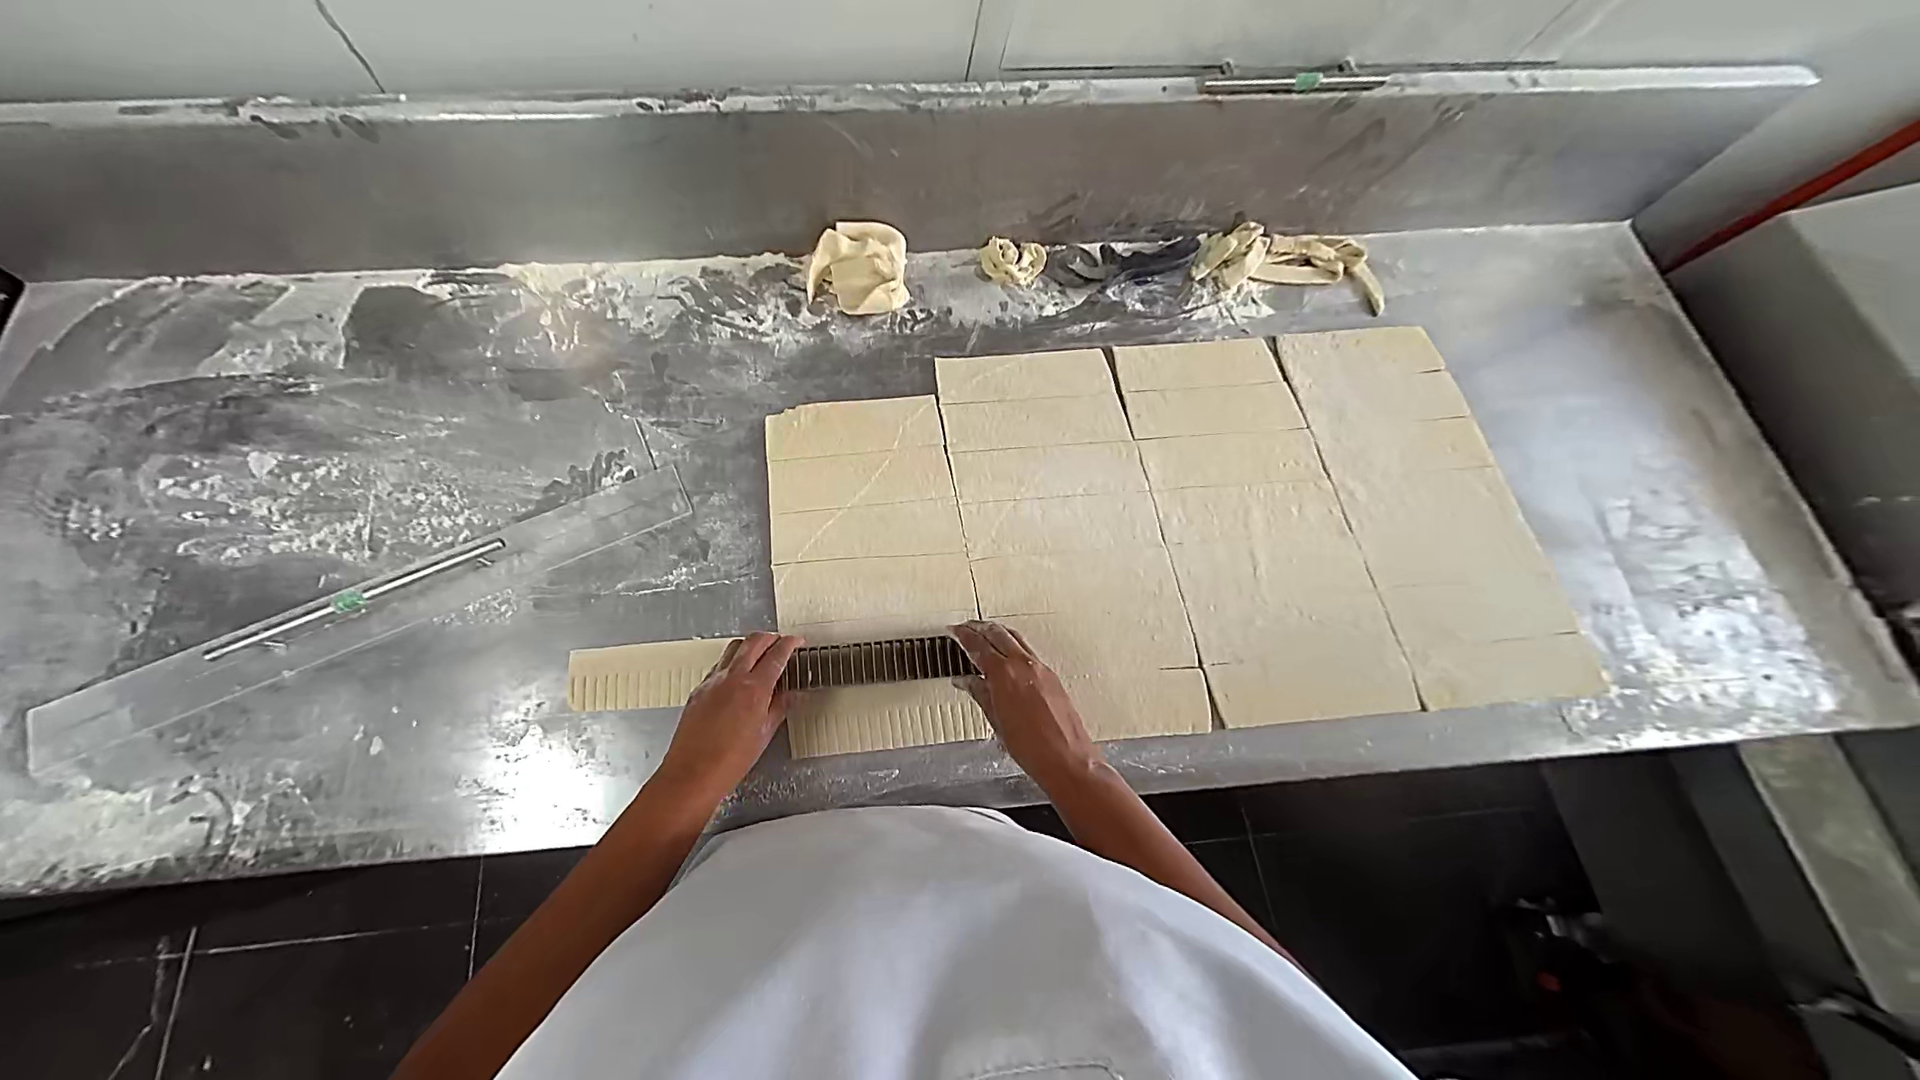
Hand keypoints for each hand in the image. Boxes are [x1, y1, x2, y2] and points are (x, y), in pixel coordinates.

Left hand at [653, 632, 802, 801]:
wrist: (692, 774)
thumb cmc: (729, 761)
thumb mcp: (764, 733)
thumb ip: (780, 707)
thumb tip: (793, 695)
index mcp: (754, 689)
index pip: (776, 655)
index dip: (789, 644)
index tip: (796, 641)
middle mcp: (732, 679)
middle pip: (754, 642)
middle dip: (771, 638)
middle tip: (781, 642)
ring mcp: (712, 682)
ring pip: (734, 648)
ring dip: (750, 645)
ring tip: (761, 654)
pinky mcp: (699, 690)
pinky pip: (719, 665)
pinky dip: (733, 661)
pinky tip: (738, 674)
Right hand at [950, 620, 1107, 788]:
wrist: (1066, 759)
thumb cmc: (1033, 748)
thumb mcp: (996, 721)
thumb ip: (980, 694)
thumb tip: (967, 681)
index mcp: (1004, 674)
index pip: (978, 645)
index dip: (963, 635)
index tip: (955, 631)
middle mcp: (1023, 665)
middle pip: (997, 633)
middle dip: (979, 627)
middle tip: (966, 627)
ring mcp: (1040, 669)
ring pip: (1015, 638)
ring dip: (998, 632)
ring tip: (985, 633)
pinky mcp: (1051, 676)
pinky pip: (1028, 651)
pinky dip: (1013, 645)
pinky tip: (1008, 654)